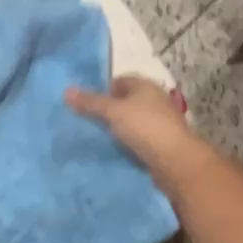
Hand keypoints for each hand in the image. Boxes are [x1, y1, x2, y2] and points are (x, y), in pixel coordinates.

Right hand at [65, 76, 204, 176]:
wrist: (176, 161)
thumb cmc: (145, 127)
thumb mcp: (113, 111)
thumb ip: (90, 102)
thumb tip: (66, 91)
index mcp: (145, 86)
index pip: (118, 81)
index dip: (100, 90)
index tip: (83, 104)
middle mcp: (153, 100)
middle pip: (124, 102)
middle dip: (105, 111)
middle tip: (83, 122)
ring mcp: (158, 123)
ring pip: (129, 123)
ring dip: (115, 130)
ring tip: (93, 138)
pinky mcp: (159, 143)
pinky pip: (136, 140)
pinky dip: (124, 144)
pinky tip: (110, 151)